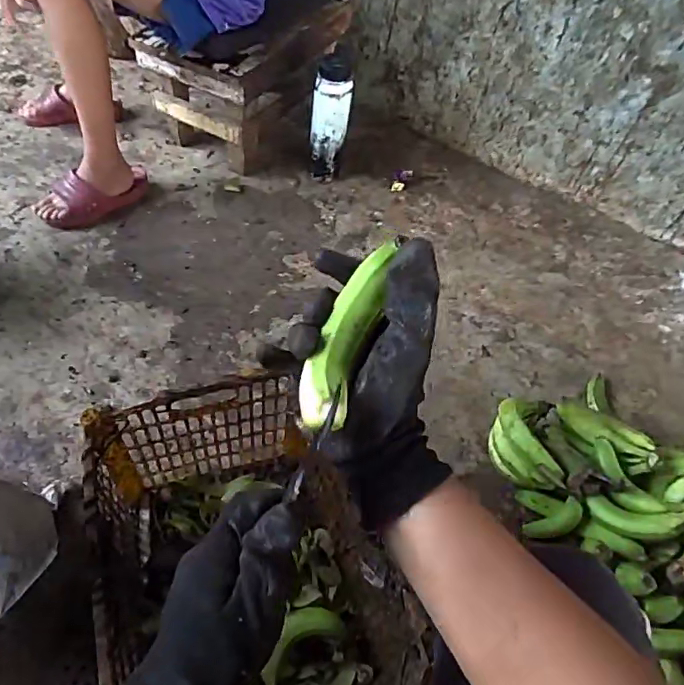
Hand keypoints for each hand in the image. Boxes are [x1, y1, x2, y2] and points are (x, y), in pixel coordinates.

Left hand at [111, 487, 299, 684]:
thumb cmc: (220, 652)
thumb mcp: (253, 602)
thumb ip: (268, 554)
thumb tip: (287, 507)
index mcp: (213, 550)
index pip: (247, 504)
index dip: (278, 498)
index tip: (311, 504)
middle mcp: (202, 556)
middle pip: (242, 524)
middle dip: (274, 524)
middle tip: (309, 538)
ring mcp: (198, 579)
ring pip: (238, 547)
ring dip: (266, 549)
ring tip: (296, 564)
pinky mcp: (201, 600)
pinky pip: (233, 569)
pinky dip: (255, 570)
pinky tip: (271, 591)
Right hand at [287, 238, 451, 531]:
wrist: (372, 441)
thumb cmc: (396, 389)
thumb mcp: (411, 337)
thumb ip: (413, 293)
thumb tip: (415, 243)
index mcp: (379, 319)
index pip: (359, 282)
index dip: (341, 267)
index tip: (319, 260)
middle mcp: (351, 332)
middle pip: (323, 302)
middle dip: (316, 303)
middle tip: (319, 312)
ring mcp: (326, 354)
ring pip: (300, 326)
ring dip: (299, 330)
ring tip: (305, 349)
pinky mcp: (304, 376)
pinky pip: (278, 357)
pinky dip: (270, 352)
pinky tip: (268, 356)